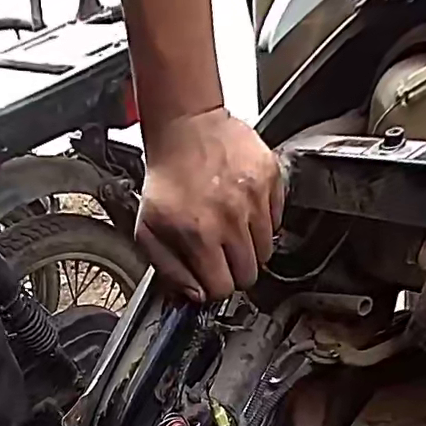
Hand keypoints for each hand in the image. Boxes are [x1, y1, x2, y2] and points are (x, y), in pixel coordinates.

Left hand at [136, 108, 284, 302]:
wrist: (185, 130)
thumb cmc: (165, 182)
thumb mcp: (148, 232)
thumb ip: (170, 270)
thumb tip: (196, 295)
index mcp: (200, 235)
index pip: (222, 288)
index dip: (214, 288)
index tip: (210, 278)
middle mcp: (232, 218)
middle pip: (248, 275)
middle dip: (233, 273)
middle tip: (221, 258)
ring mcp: (255, 197)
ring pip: (266, 251)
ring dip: (249, 250)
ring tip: (230, 233)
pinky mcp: (271, 179)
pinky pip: (277, 221)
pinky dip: (262, 224)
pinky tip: (242, 213)